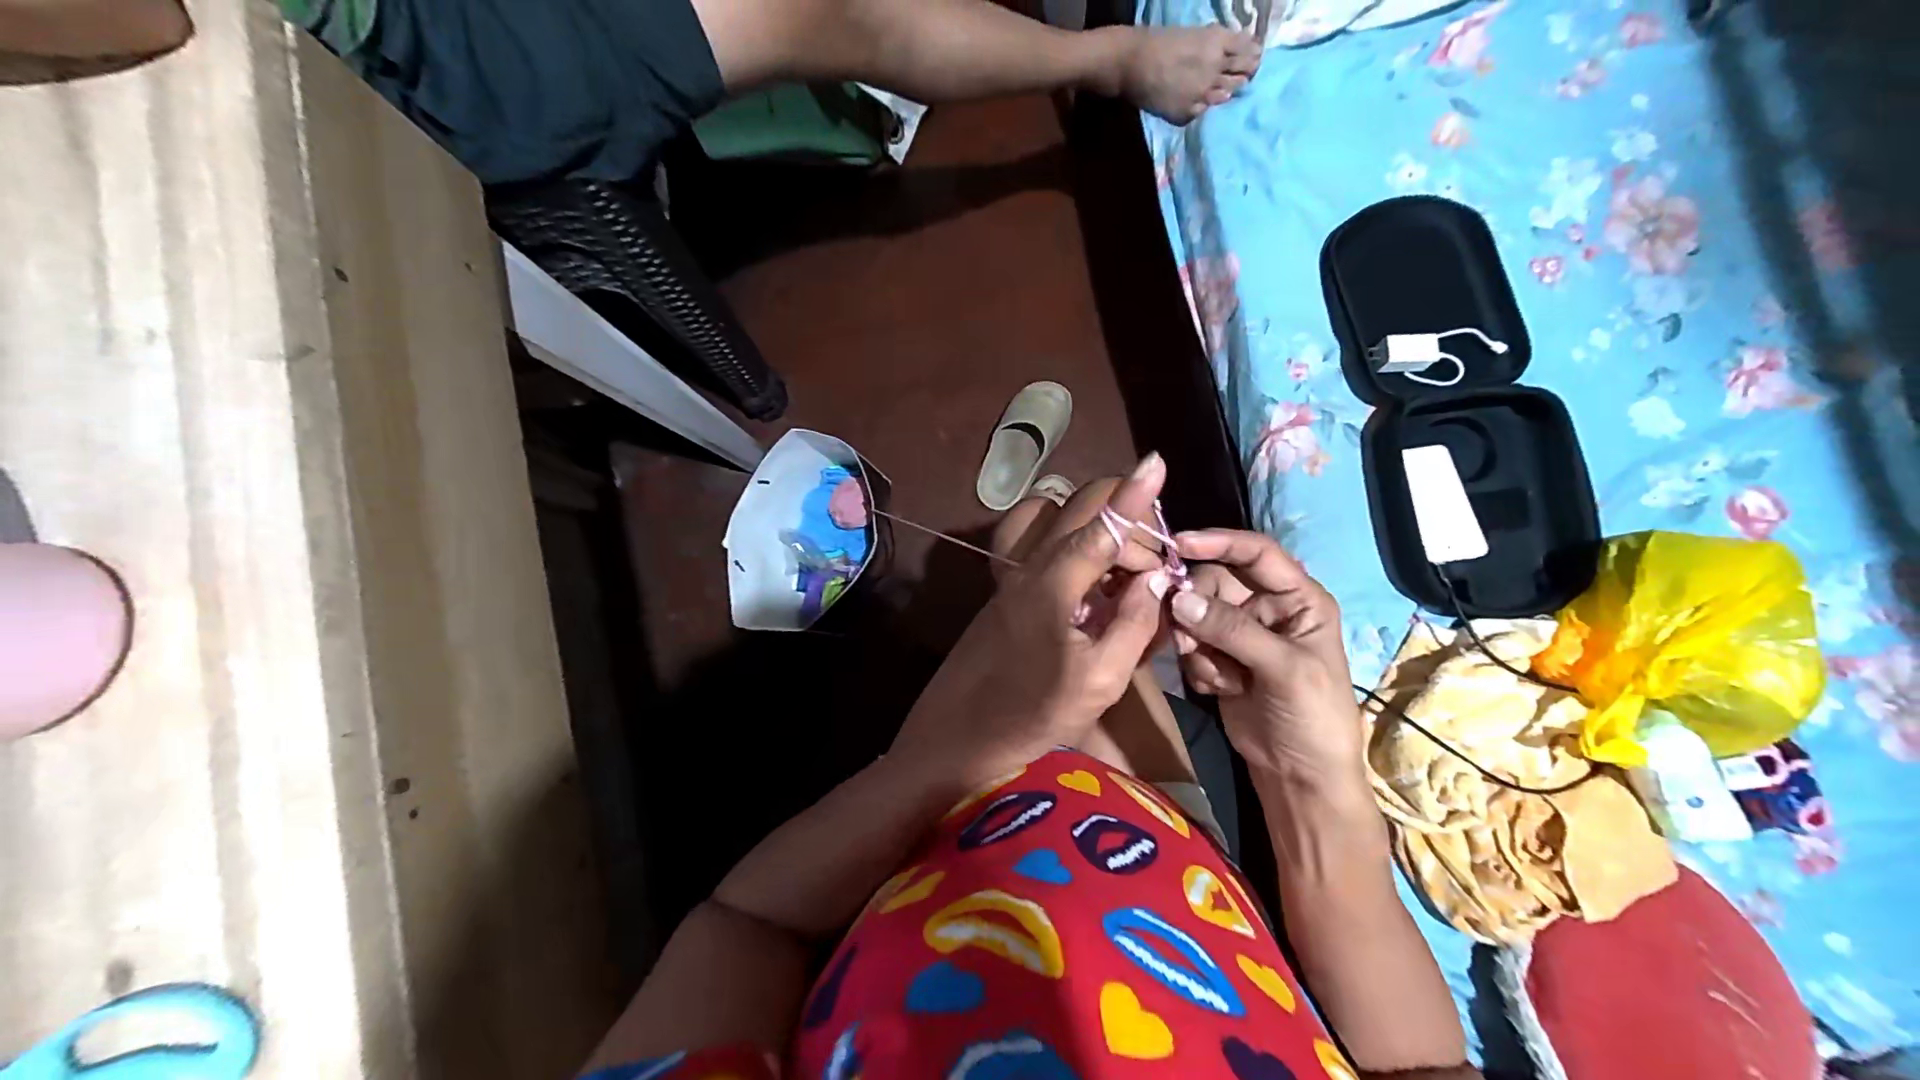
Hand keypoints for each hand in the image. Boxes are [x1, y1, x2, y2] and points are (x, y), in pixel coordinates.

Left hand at [889, 458, 1171, 787]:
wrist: (958, 734)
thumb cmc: (1033, 714)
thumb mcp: (1100, 680)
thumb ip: (1134, 624)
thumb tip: (1155, 579)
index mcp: (1054, 584)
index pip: (1102, 526)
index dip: (1134, 494)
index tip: (1156, 461)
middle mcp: (1028, 565)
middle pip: (1076, 508)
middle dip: (1122, 511)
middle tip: (1154, 552)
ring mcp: (1009, 573)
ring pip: (1050, 515)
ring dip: (1090, 519)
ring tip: (1120, 556)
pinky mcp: (1002, 587)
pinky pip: (1032, 537)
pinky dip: (1063, 533)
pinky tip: (1081, 570)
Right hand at [1167, 530, 1366, 798]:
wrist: (1299, 776)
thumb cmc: (1313, 717)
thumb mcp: (1284, 669)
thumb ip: (1233, 630)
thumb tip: (1178, 598)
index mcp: (1298, 597)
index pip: (1256, 553)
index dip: (1219, 542)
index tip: (1178, 544)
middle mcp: (1266, 607)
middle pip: (1214, 582)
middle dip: (1197, 607)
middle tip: (1188, 638)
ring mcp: (1239, 633)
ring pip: (1195, 612)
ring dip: (1195, 642)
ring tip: (1214, 675)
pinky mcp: (1218, 657)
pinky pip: (1190, 642)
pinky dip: (1196, 664)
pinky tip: (1219, 689)